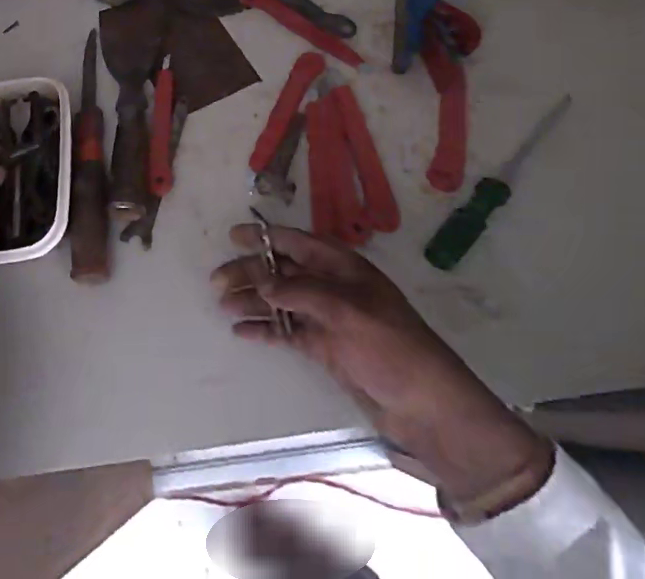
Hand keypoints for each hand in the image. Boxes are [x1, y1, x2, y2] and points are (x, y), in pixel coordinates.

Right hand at [213, 223, 552, 513]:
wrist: (427, 406)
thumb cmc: (393, 347)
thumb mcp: (348, 312)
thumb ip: (303, 293)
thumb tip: (262, 283)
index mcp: (342, 268)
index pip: (297, 243)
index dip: (265, 237)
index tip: (233, 237)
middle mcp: (331, 287)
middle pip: (282, 272)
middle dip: (250, 273)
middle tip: (217, 282)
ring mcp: (327, 318)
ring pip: (280, 301)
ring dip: (252, 300)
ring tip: (223, 306)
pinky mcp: (325, 347)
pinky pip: (287, 331)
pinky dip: (265, 329)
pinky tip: (242, 331)